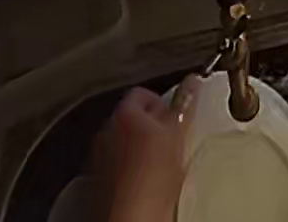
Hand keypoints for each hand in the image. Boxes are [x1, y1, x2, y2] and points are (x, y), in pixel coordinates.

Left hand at [94, 78, 199, 221]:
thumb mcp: (178, 133)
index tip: (174, 117)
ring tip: (159, 164)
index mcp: (124, 112)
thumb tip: (193, 80)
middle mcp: (105, 130)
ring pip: (123, 143)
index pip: (143, 93)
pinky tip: (143, 182)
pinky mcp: (94, 184)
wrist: (130, 219)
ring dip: (139, 148)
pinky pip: (115, 166)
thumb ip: (185, 102)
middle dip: (150, 126)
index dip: (161, 103)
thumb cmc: (153, 173)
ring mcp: (97, 158)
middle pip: (132, 118)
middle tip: (170, 139)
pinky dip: (127, 169)